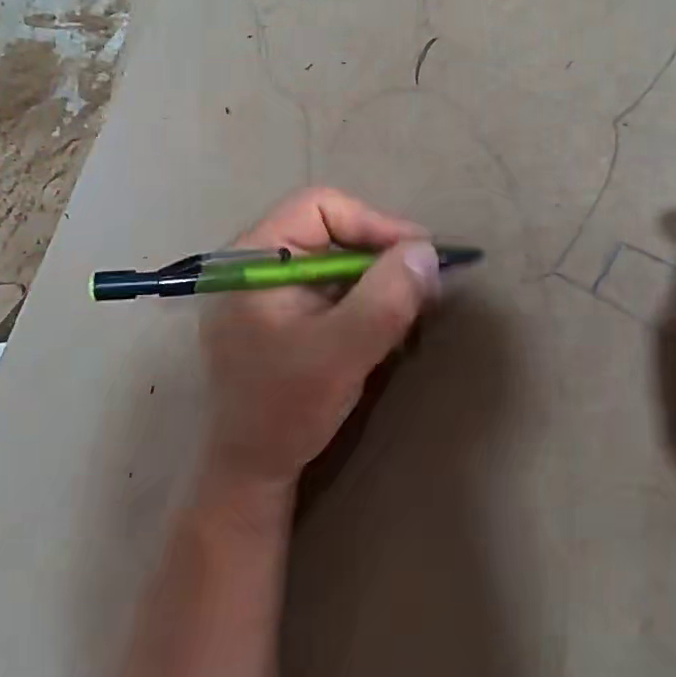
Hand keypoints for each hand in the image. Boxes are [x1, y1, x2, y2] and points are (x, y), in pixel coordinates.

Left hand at [200, 188, 441, 490]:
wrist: (249, 468)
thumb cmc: (285, 408)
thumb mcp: (343, 352)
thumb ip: (386, 299)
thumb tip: (427, 252)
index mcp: (251, 257)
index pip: (319, 208)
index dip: (374, 224)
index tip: (419, 255)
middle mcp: (251, 263)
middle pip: (326, 231)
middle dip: (378, 254)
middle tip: (422, 283)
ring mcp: (260, 290)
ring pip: (329, 261)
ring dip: (373, 279)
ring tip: (408, 305)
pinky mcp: (273, 315)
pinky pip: (323, 289)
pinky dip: (357, 299)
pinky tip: (380, 324)